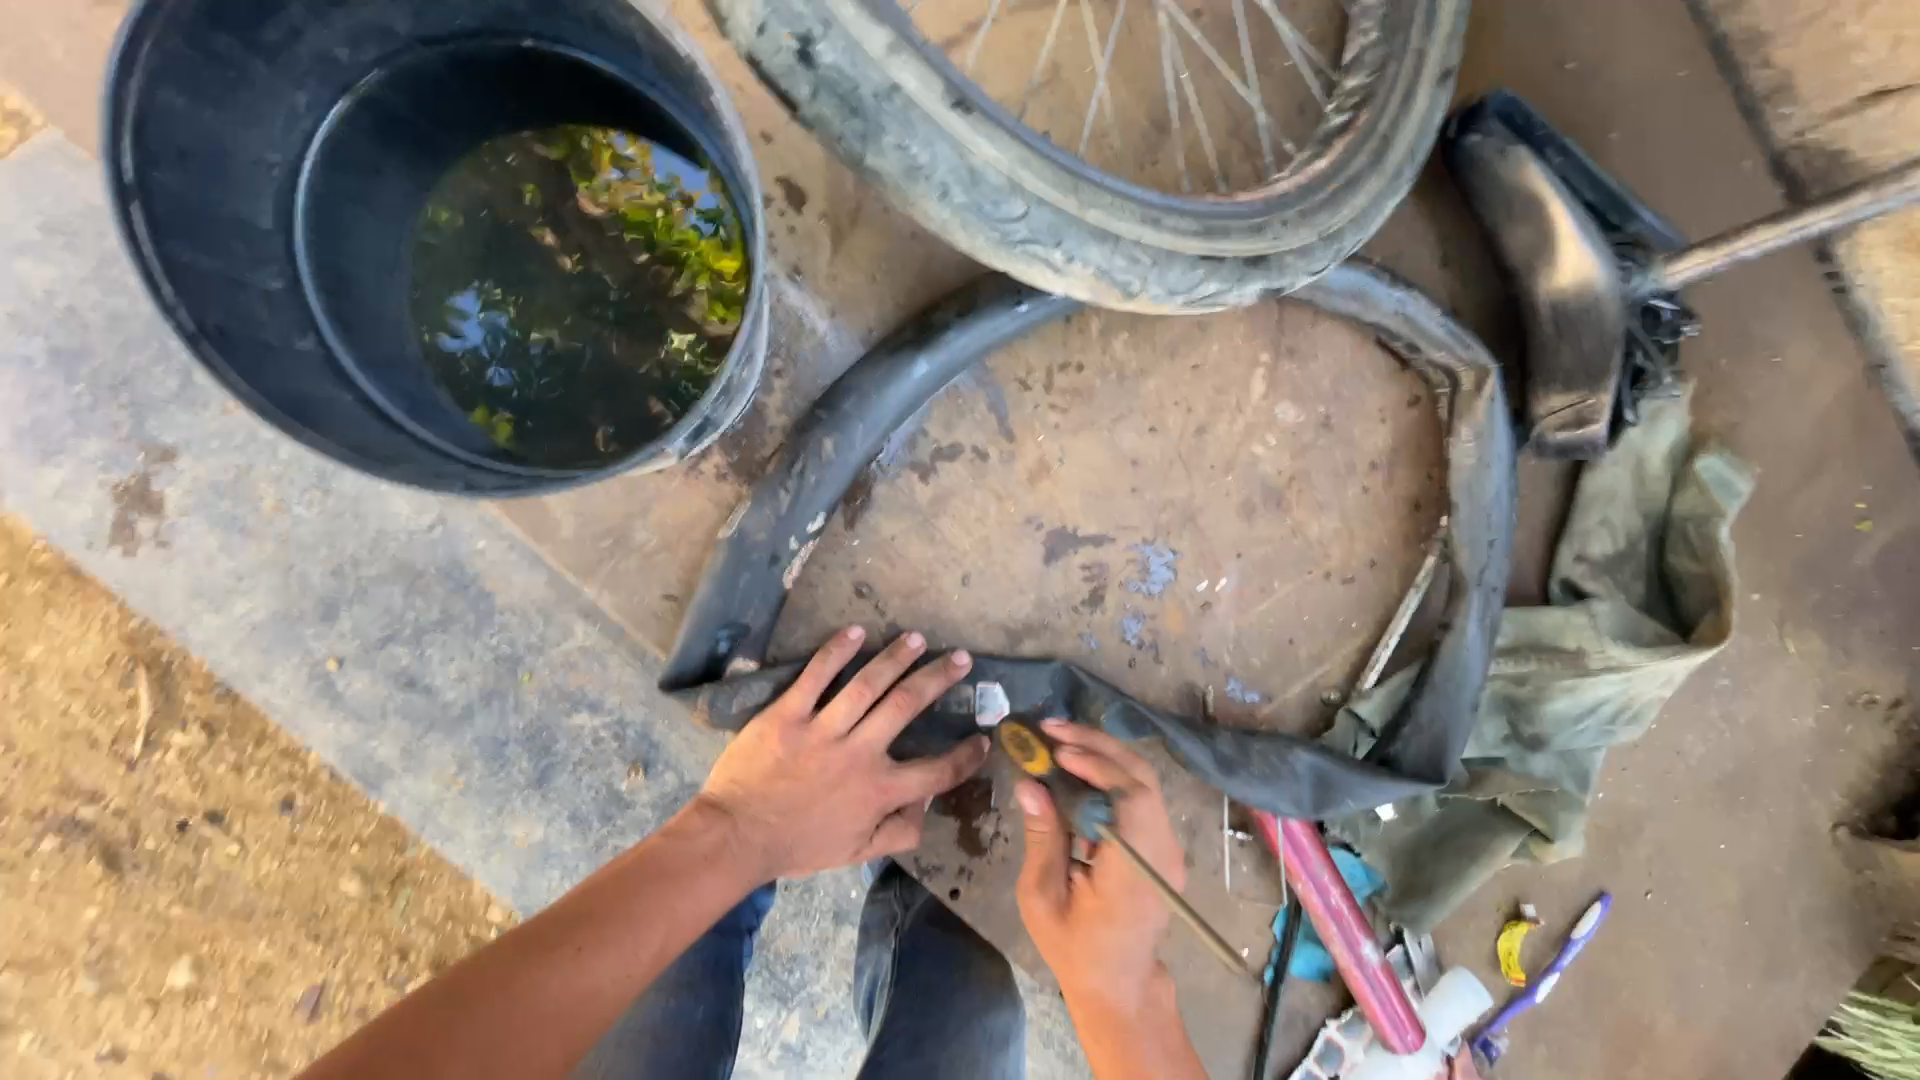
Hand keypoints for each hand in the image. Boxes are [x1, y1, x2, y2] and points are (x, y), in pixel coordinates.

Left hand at [696, 626, 989, 882]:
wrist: (735, 837)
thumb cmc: (796, 846)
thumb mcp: (855, 854)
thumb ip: (897, 834)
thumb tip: (926, 809)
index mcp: (878, 791)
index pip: (936, 773)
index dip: (966, 757)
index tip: (983, 739)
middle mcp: (859, 754)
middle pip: (906, 706)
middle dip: (938, 678)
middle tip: (960, 658)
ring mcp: (823, 729)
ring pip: (868, 684)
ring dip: (896, 657)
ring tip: (917, 638)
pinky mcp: (788, 714)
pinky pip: (817, 676)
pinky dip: (837, 651)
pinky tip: (857, 631)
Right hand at [1014, 720, 1186, 1019]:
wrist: (1119, 984)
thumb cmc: (1075, 947)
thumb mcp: (1043, 897)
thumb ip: (1043, 837)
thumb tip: (1030, 784)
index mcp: (1135, 871)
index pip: (1133, 798)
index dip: (1099, 764)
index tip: (1057, 751)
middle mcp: (1162, 853)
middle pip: (1143, 777)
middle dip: (1098, 745)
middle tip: (1053, 729)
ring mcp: (1168, 848)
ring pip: (1145, 780)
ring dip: (1104, 754)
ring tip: (1060, 740)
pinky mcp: (1162, 845)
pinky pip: (1141, 795)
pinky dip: (1110, 773)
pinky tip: (1078, 765)